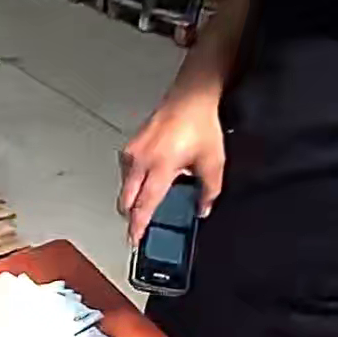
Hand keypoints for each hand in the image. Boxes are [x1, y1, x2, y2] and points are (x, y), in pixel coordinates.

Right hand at [118, 94, 224, 243]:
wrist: (190, 96)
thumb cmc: (200, 124)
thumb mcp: (213, 161)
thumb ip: (209, 190)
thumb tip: (202, 209)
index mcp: (161, 166)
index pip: (144, 205)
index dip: (138, 226)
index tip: (134, 240)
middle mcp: (141, 161)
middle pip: (126, 202)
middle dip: (131, 216)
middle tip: (138, 226)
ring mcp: (132, 153)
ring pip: (124, 189)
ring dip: (132, 199)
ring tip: (145, 202)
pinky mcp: (130, 147)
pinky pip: (126, 173)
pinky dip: (133, 183)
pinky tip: (146, 181)